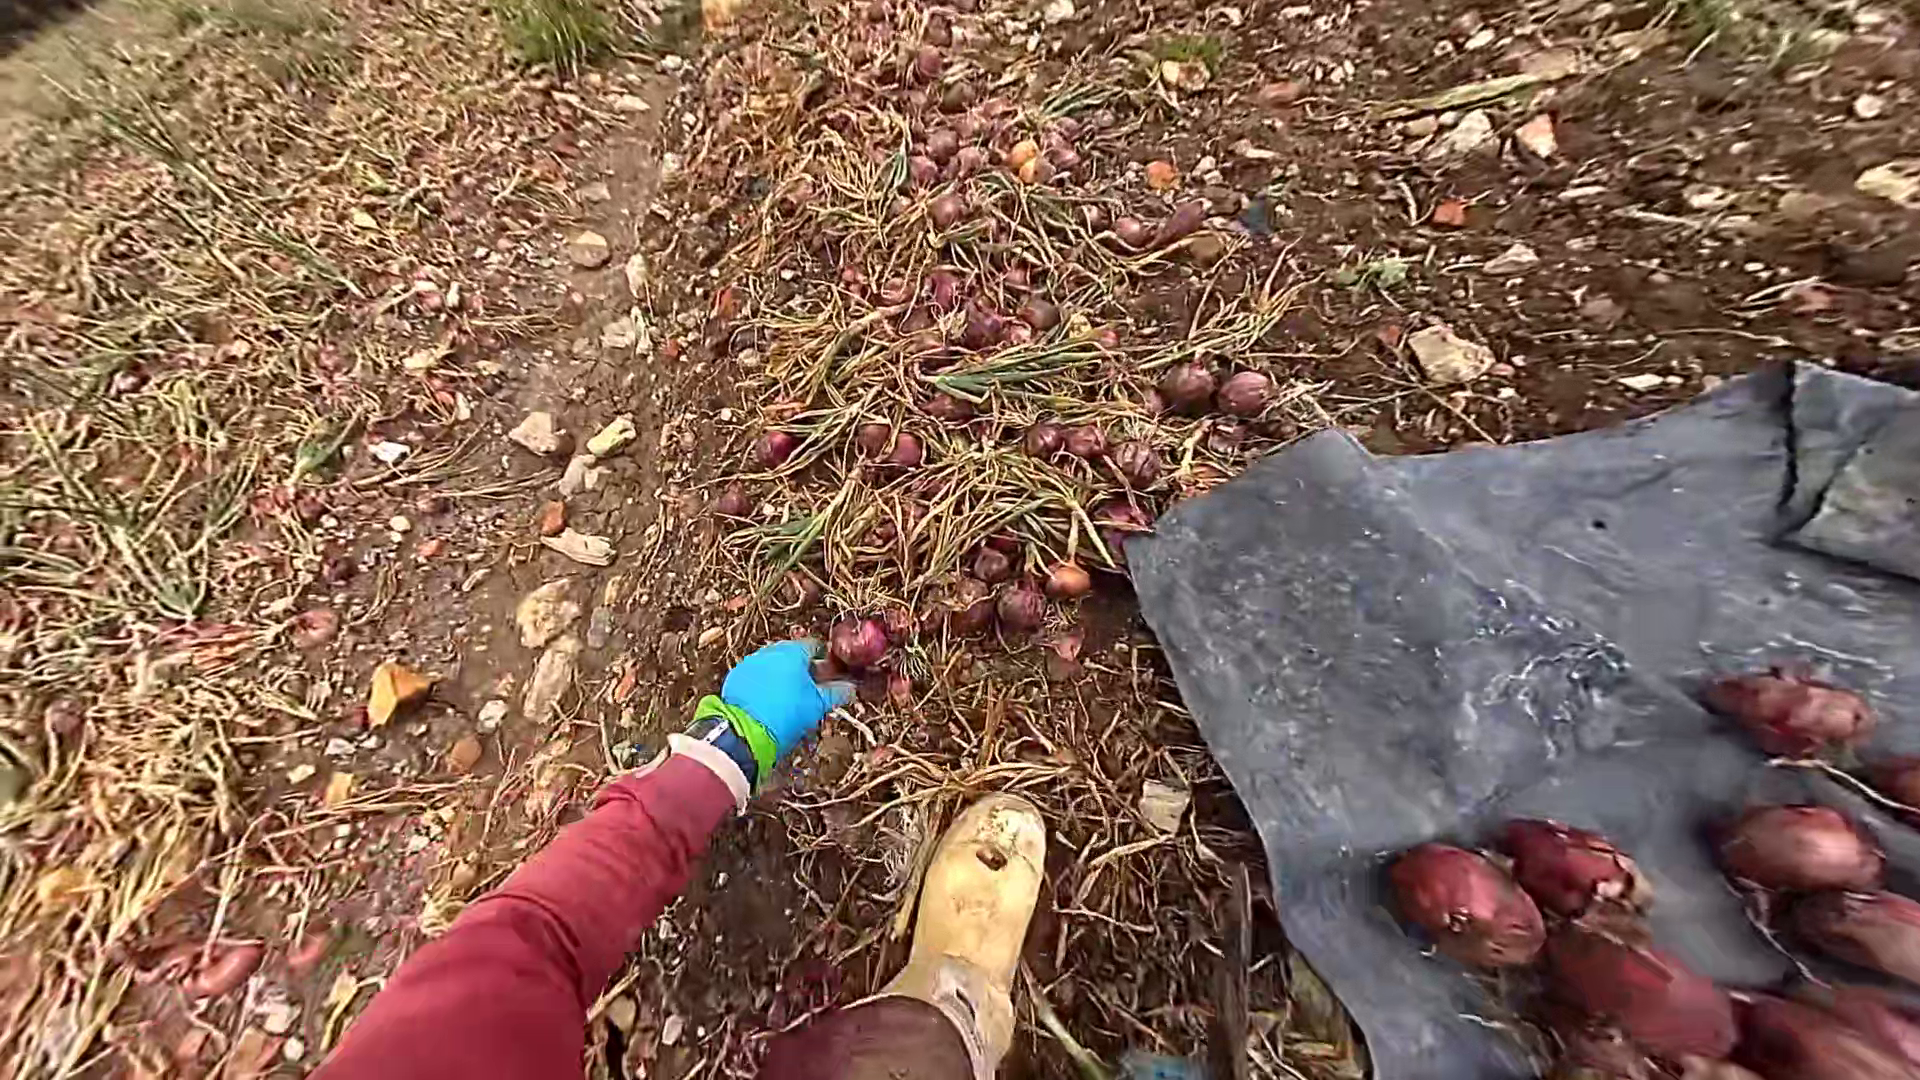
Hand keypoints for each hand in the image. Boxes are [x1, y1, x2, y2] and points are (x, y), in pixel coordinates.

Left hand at [721, 640, 853, 758]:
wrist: (744, 733)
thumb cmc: (785, 715)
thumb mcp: (817, 705)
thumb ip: (835, 692)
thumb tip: (848, 688)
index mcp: (793, 652)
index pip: (814, 646)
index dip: (824, 660)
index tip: (829, 674)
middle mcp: (770, 652)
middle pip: (793, 654)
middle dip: (803, 669)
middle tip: (811, 688)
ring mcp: (751, 663)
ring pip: (774, 664)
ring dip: (783, 676)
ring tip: (790, 698)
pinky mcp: (736, 678)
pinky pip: (756, 676)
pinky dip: (765, 684)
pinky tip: (770, 702)